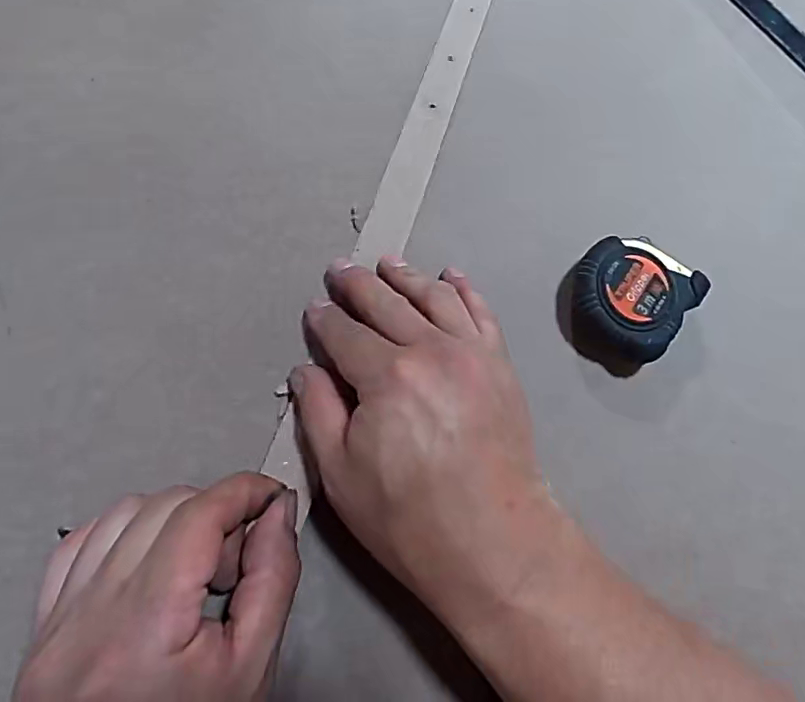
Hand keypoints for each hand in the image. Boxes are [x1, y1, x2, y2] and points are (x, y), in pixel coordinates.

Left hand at [12, 473, 299, 701]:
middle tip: (236, 561)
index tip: (270, 494)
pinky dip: (122, 535)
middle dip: (215, 515)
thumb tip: (278, 512)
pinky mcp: (44, 630)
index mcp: (144, 627)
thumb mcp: (252, 670)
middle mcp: (91, 617)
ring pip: (124, 514)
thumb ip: (274, 578)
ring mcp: (60, 622)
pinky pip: (80, 544)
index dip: (245, 491)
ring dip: (171, 520)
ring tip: (194, 571)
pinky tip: (148, 563)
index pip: (200, 513)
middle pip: (166, 506)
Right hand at [290, 256, 557, 625]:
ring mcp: (470, 352)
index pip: (345, 333)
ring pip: (433, 296)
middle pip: (386, 303)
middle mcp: (430, 349)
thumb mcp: (341, 475)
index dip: (325, 319)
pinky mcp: (498, 362)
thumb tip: (305, 369)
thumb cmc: (409, 518)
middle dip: (358, 284)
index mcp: (386, 376)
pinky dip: (463, 289)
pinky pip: (480, 311)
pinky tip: (451, 276)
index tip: (315, 308)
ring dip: (406, 276)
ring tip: (388, 263)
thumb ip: (318, 411)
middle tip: (340, 269)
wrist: (496, 541)